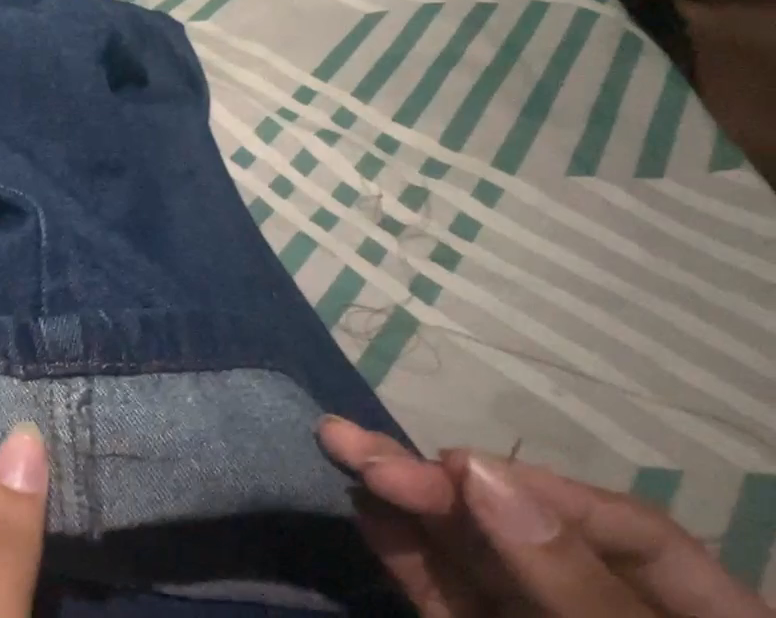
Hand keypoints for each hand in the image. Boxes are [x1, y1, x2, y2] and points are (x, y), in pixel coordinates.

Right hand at [319, 416, 773, 617]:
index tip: (453, 466)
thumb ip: (575, 583)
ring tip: (338, 445)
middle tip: (352, 439)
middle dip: (442, 482)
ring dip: (404, 501)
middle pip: (527, 530)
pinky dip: (406, 555)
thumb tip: (480, 472)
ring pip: (474, 557)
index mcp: (700, 613)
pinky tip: (366, 510)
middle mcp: (609, 605)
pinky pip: (447, 595)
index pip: (628, 529)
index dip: (538, 488)